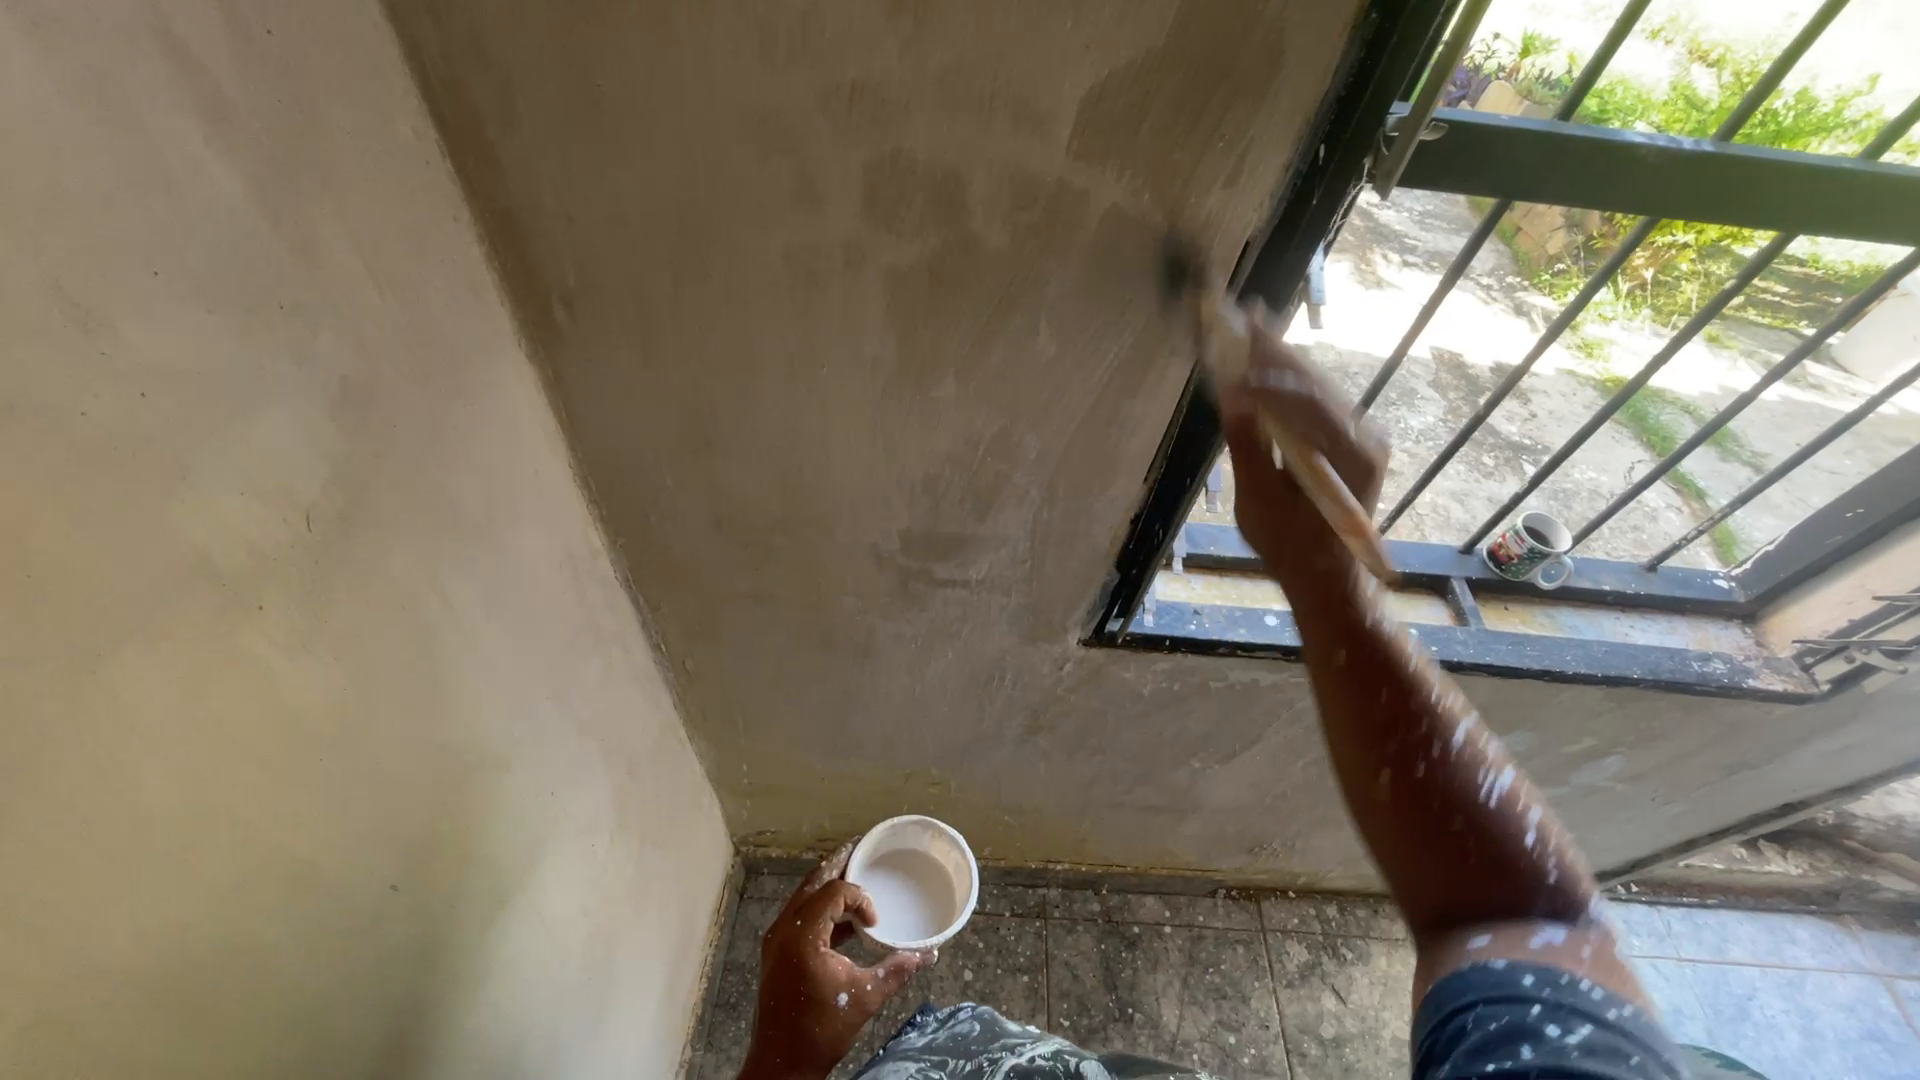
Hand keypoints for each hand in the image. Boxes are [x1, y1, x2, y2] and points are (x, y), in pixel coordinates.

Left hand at [738, 842, 934, 1079]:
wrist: (781, 1065)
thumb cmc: (822, 1030)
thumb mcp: (866, 997)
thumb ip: (898, 969)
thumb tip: (930, 953)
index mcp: (803, 935)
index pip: (834, 891)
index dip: (860, 898)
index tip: (875, 922)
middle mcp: (784, 929)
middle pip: (813, 882)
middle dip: (838, 864)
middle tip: (861, 848)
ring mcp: (776, 939)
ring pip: (803, 896)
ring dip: (828, 883)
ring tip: (853, 873)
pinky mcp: (776, 951)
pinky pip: (799, 914)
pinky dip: (820, 906)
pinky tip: (842, 915)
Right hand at [1219, 306, 1388, 580]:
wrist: (1326, 574)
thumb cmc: (1290, 546)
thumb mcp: (1260, 502)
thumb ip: (1249, 448)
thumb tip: (1233, 398)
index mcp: (1351, 454)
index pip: (1307, 399)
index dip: (1269, 373)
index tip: (1236, 348)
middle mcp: (1366, 435)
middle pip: (1315, 382)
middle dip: (1275, 350)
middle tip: (1245, 314)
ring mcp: (1362, 435)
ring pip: (1317, 386)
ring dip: (1281, 359)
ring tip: (1252, 327)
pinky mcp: (1351, 438)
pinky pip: (1318, 400)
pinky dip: (1288, 380)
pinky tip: (1266, 362)